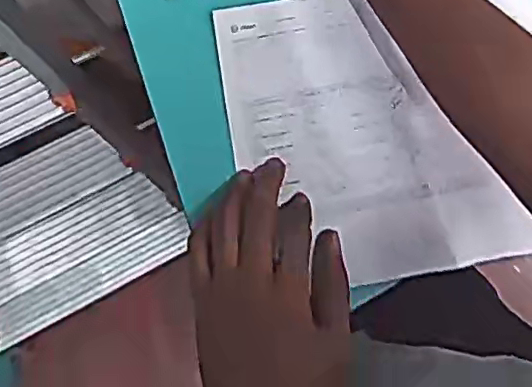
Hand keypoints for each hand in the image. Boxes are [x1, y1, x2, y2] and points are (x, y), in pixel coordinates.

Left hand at [191, 159, 349, 386]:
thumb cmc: (299, 385)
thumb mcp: (334, 343)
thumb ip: (334, 287)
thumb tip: (329, 239)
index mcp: (286, 293)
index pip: (294, 231)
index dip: (299, 209)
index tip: (302, 199)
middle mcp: (250, 283)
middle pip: (256, 216)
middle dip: (267, 184)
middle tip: (274, 166)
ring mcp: (221, 289)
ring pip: (224, 225)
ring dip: (234, 195)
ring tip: (244, 176)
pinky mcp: (200, 299)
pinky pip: (197, 250)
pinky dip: (205, 224)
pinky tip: (214, 211)